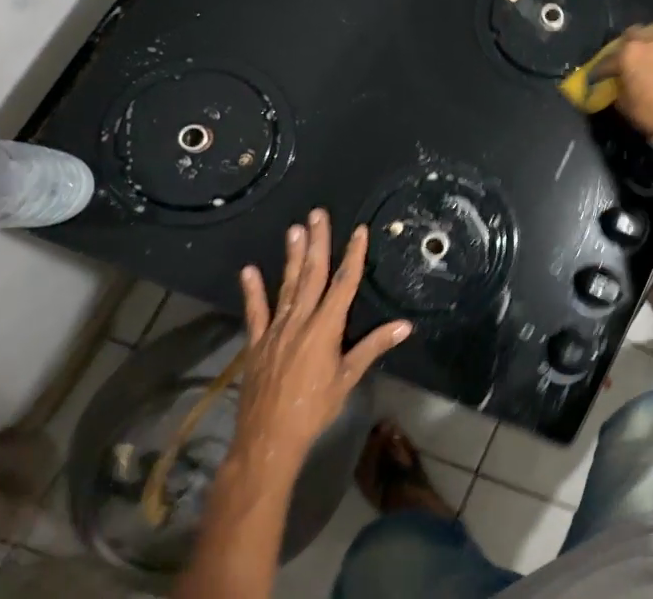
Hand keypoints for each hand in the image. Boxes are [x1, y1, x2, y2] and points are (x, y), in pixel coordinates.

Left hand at [233, 209, 410, 468]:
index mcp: (325, 329)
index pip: (343, 284)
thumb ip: (372, 348)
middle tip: (318, 214)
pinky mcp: (257, 344)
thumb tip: (404, 325)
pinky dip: (252, 291)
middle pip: (312, 275)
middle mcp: (300, 322)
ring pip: (286, 287)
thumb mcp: (347, 379)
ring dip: (292, 257)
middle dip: (318, 243)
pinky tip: (249, 271)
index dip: (352, 256)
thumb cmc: (314, 409)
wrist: (269, 438)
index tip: (359, 231)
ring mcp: (275, 331)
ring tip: (295, 229)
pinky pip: (255, 313)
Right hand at [595, 24, 652, 154]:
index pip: (607, 60)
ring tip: (641, 60)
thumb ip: (617, 88)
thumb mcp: (624, 104)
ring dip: (644, 45)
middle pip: (632, 34)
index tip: (595, 78)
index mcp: (629, 53)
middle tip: (620, 60)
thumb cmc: (651, 114)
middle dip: (623, 45)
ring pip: (652, 36)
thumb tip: (616, 84)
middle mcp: (649, 43)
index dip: (599, 71)